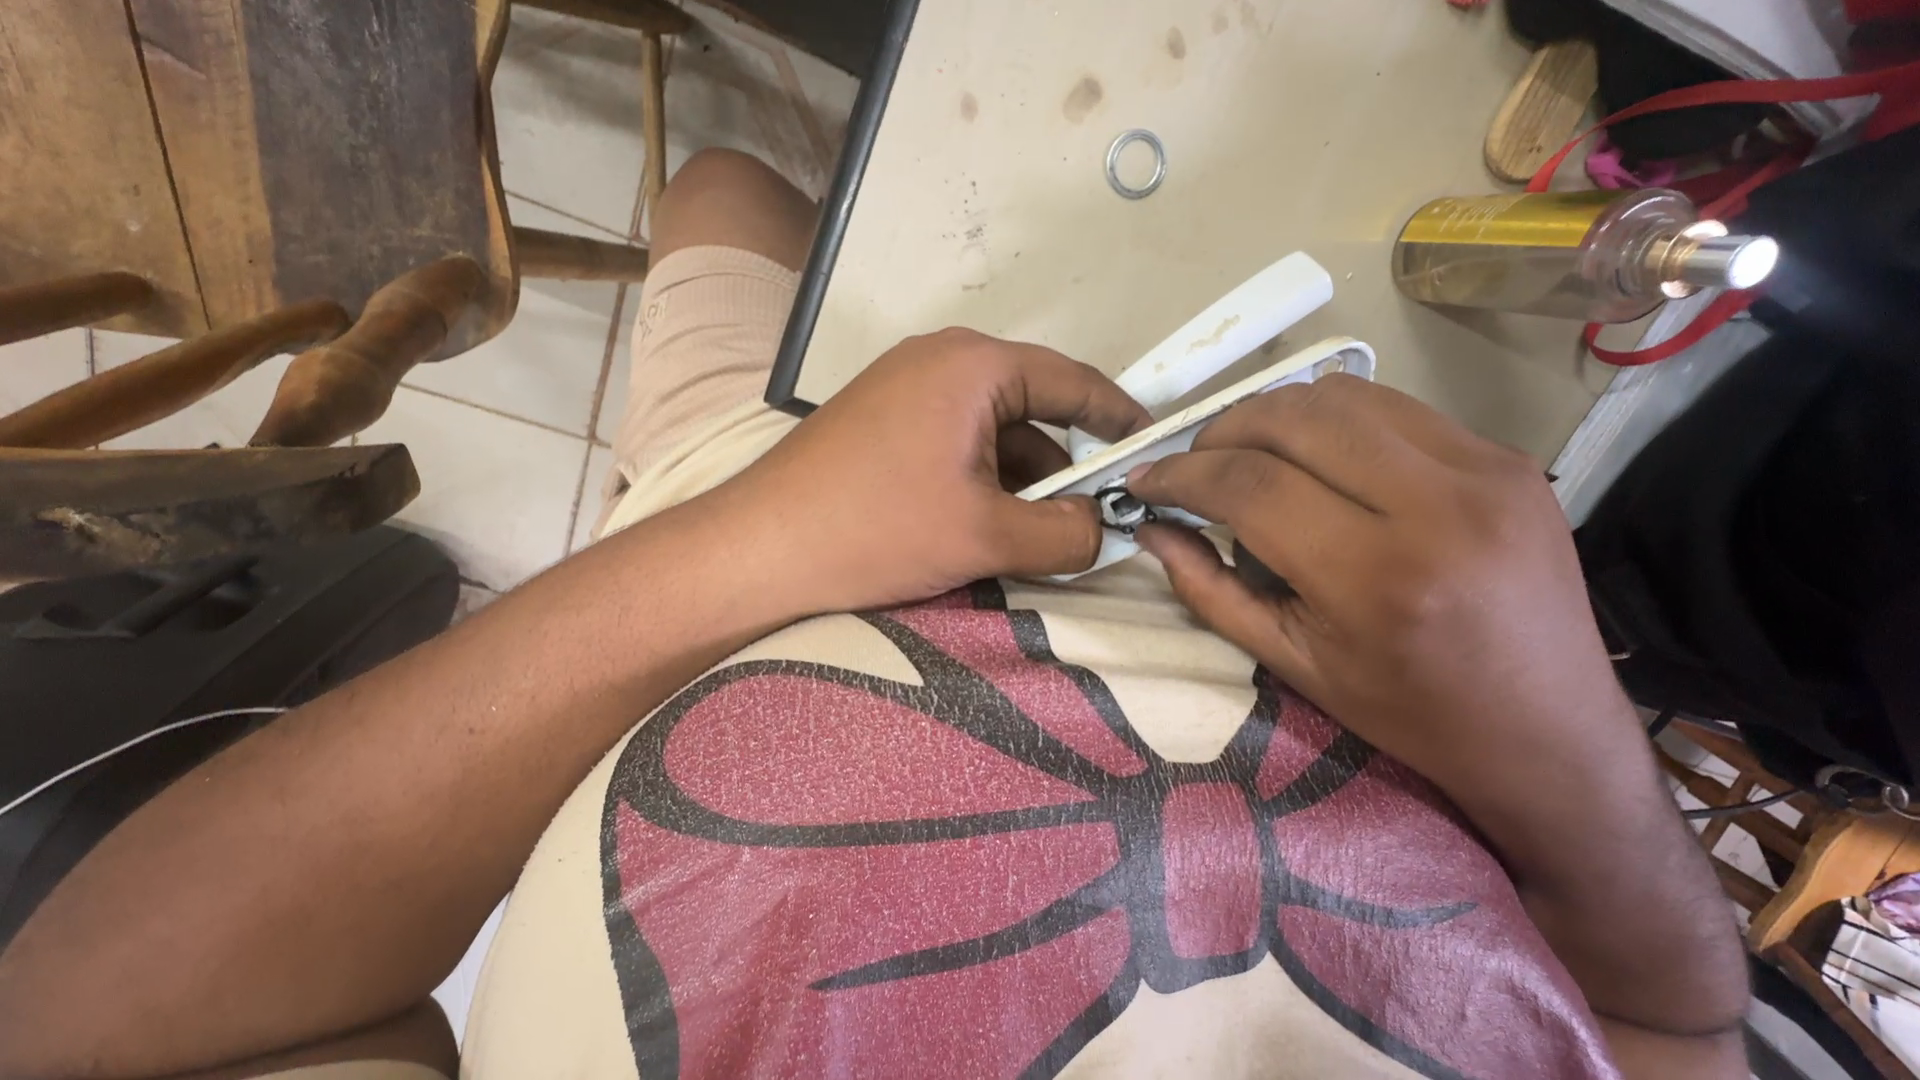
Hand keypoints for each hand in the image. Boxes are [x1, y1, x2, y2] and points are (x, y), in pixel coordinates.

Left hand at [708, 328, 1148, 616]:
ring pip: (991, 430)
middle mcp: (941, 358)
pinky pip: (953, 440)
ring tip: (1030, 536)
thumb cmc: (878, 529)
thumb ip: (1065, 533)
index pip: (1074, 381)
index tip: (1155, 452)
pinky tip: (979, 526)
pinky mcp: (880, 419)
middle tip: (1089, 517)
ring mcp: (903, 386)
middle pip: (1032, 406)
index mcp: (975, 365)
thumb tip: (1103, 527)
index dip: (1120, 419)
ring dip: (1019, 479)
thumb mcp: (986, 536)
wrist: (758, 549)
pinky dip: (979, 478)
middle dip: (1063, 464)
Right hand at [1129, 374, 1637, 792]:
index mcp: (1375, 576)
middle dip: (1223, 431)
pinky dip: (1337, 425)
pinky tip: (1323, 463)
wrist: (1548, 731)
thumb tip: (1152, 528)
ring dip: (1277, 416)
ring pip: (1345, 396)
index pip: (1251, 485)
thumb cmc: (1409, 714)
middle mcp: (1435, 505)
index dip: (1182, 475)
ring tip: (1252, 456)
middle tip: (1196, 466)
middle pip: (1295, 418)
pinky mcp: (1507, 459)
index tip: (1144, 481)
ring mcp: (1483, 470)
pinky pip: (1396, 411)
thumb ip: (1210, 590)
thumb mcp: (1293, 663)